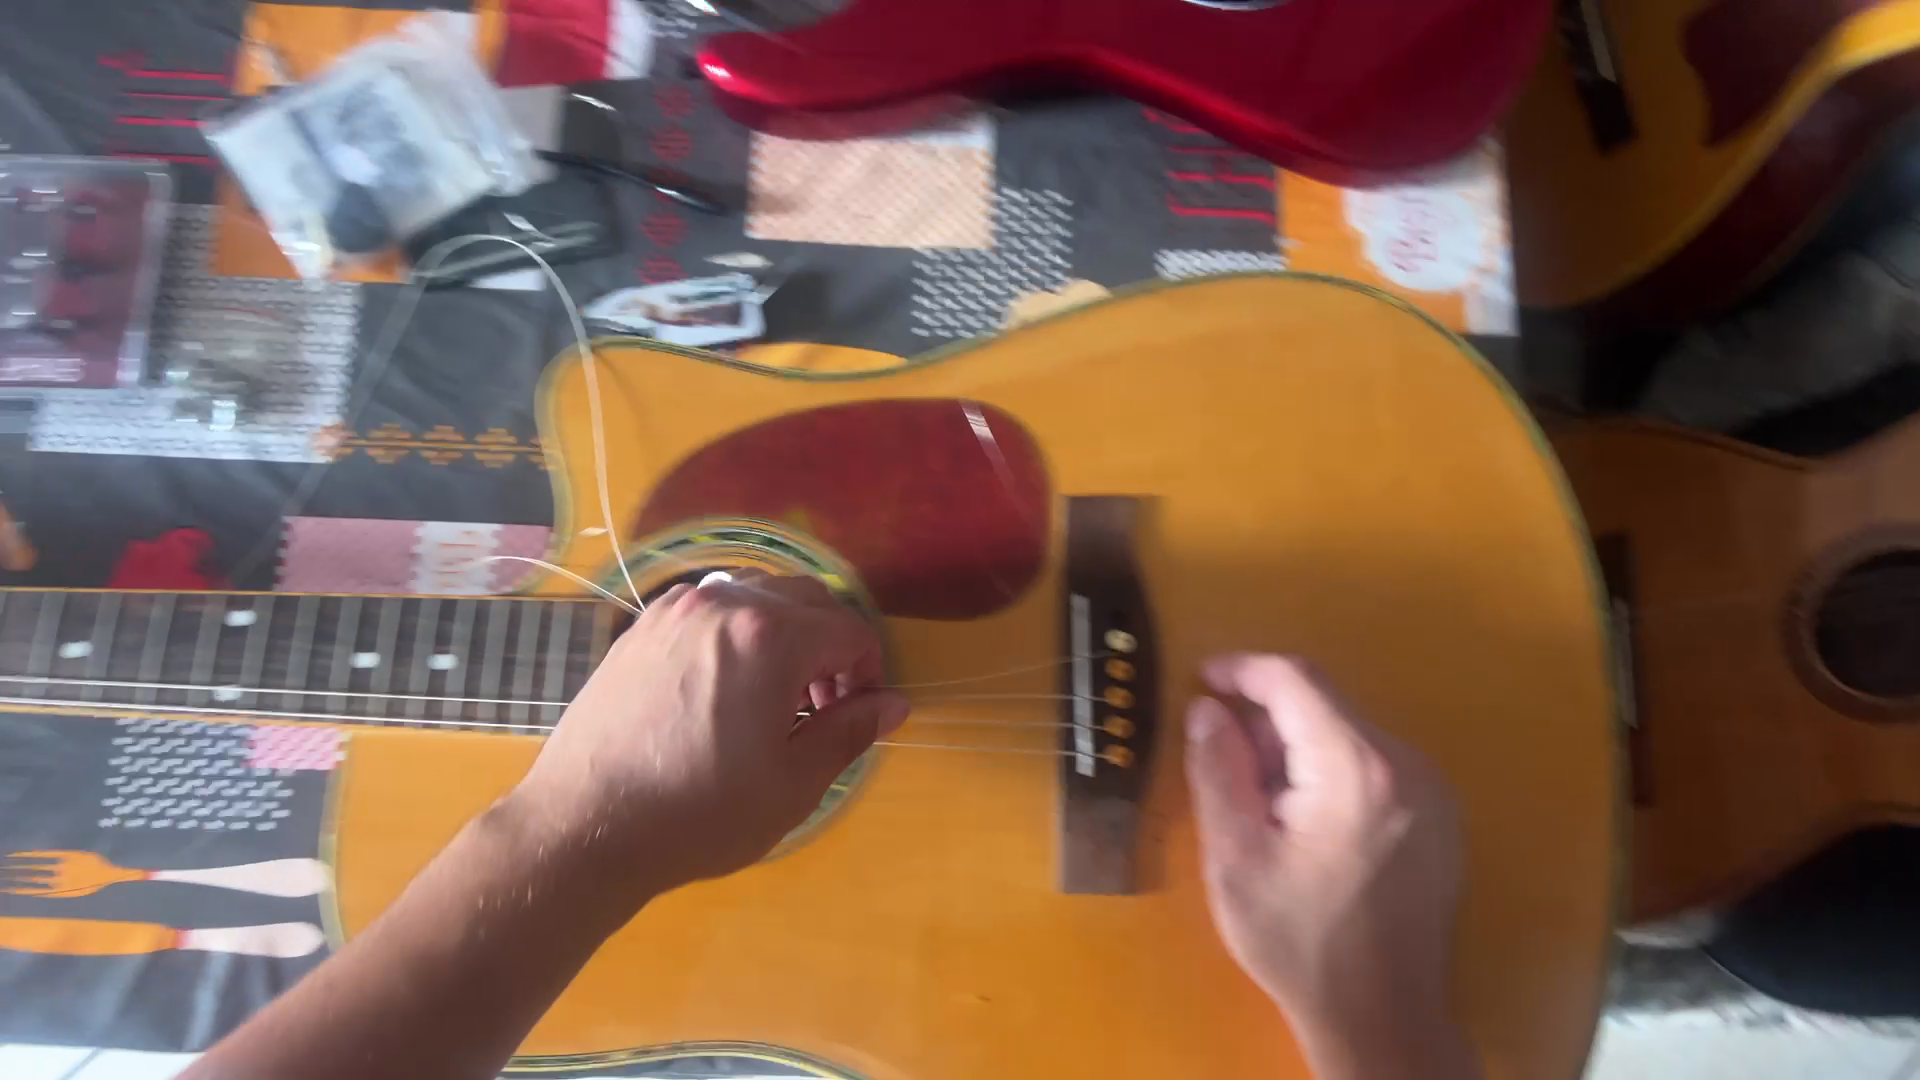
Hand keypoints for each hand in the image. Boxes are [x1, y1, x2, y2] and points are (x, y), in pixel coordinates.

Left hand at [507, 572, 909, 901]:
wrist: (583, 827)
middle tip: (819, 705)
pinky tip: (725, 681)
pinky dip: (741, 629)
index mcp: (772, 636)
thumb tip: (894, 703)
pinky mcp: (646, 622)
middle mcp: (729, 603)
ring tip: (773, 691)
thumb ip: (852, 730)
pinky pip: (715, 605)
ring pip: (762, 594)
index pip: (851, 631)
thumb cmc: (701, 812)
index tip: (856, 714)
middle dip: (831, 647)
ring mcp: (681, 607)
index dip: (868, 672)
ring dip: (788, 632)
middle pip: (811, 600)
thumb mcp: (794, 782)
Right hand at [1185, 654, 1473, 1078]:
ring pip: (1343, 730)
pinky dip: (1325, 767)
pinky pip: (1369, 760)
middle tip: (1225, 768)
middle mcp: (1407, 766)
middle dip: (1263, 720)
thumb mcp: (1233, 855)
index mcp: (1356, 770)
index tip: (1201, 681)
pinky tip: (1303, 821)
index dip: (1242, 669)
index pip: (1295, 680)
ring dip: (1291, 747)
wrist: (1385, 1022)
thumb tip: (1207, 708)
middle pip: (1320, 704)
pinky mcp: (1439, 814)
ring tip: (1263, 807)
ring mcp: (1432, 790)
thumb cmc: (1298, 940)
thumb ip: (1216, 769)